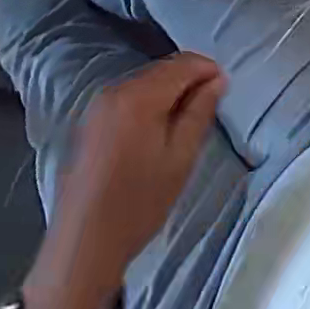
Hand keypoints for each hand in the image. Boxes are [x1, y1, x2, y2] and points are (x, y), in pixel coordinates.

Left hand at [21, 53, 224, 308]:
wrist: (84, 244)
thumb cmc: (140, 202)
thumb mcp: (181, 157)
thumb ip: (200, 111)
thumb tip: (217, 80)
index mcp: (138, 97)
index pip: (184, 64)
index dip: (209, 71)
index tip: (225, 91)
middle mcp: (115, 92)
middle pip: (163, 68)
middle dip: (191, 79)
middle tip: (211, 107)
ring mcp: (98, 106)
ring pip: (147, 81)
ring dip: (172, 90)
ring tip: (189, 120)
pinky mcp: (91, 121)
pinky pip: (131, 96)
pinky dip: (152, 101)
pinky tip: (160, 128)